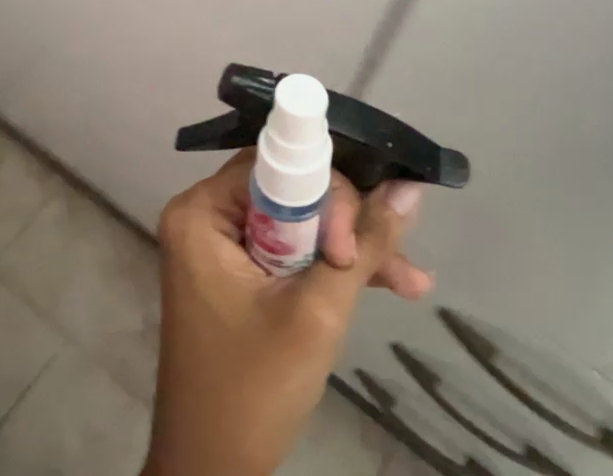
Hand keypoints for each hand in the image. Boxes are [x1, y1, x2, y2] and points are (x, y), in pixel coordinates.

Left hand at [142, 150, 431, 475]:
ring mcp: (222, 247)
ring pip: (302, 222)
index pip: (277, 166)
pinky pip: (293, 250)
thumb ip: (364, 245)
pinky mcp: (239, 274)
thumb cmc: (254, 386)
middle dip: (350, 226)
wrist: (213, 468)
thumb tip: (410, 187)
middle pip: (294, 190)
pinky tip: (392, 284)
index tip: (357, 243)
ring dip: (353, 251)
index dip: (329, 195)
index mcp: (202, 212)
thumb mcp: (317, 312)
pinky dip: (333, 269)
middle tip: (390, 265)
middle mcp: (206, 216)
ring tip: (410, 281)